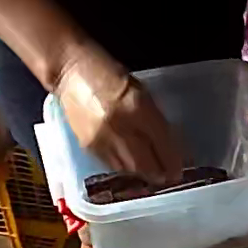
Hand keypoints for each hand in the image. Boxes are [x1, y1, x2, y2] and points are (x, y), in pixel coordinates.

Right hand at [54, 43, 180, 182]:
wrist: (68, 70)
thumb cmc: (106, 72)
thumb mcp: (139, 90)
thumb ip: (152, 117)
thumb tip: (167, 143)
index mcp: (137, 107)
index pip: (162, 143)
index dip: (173, 160)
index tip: (179, 169)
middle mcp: (121, 128)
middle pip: (146, 164)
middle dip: (159, 174)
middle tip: (168, 177)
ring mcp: (103, 140)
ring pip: (130, 169)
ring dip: (143, 174)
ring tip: (152, 174)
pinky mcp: (89, 148)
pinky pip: (113, 165)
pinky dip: (126, 167)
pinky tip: (131, 165)